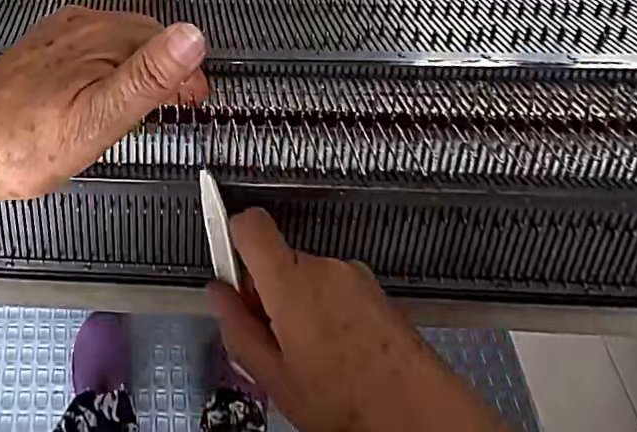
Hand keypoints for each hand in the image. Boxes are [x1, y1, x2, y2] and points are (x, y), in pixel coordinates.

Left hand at [0, 6, 207, 213]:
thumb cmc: (17, 148)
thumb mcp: (97, 120)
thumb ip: (148, 77)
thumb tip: (190, 37)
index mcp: (96, 35)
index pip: (164, 39)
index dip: (185, 71)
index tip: (195, 98)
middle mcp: (74, 27)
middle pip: (142, 38)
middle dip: (164, 70)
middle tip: (174, 106)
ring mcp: (54, 39)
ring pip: (116, 45)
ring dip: (138, 70)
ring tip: (142, 108)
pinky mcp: (41, 54)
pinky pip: (89, 52)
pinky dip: (108, 71)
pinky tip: (100, 97)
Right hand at [209, 209, 506, 431]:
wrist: (419, 412)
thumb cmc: (345, 401)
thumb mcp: (276, 379)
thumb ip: (238, 330)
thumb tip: (217, 292)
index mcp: (290, 281)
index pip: (250, 223)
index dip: (233, 237)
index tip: (233, 272)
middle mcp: (321, 265)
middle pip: (277, 257)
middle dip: (269, 291)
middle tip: (277, 340)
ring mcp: (350, 271)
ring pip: (306, 275)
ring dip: (300, 302)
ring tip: (314, 354)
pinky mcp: (371, 284)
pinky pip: (334, 284)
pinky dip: (327, 307)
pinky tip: (340, 349)